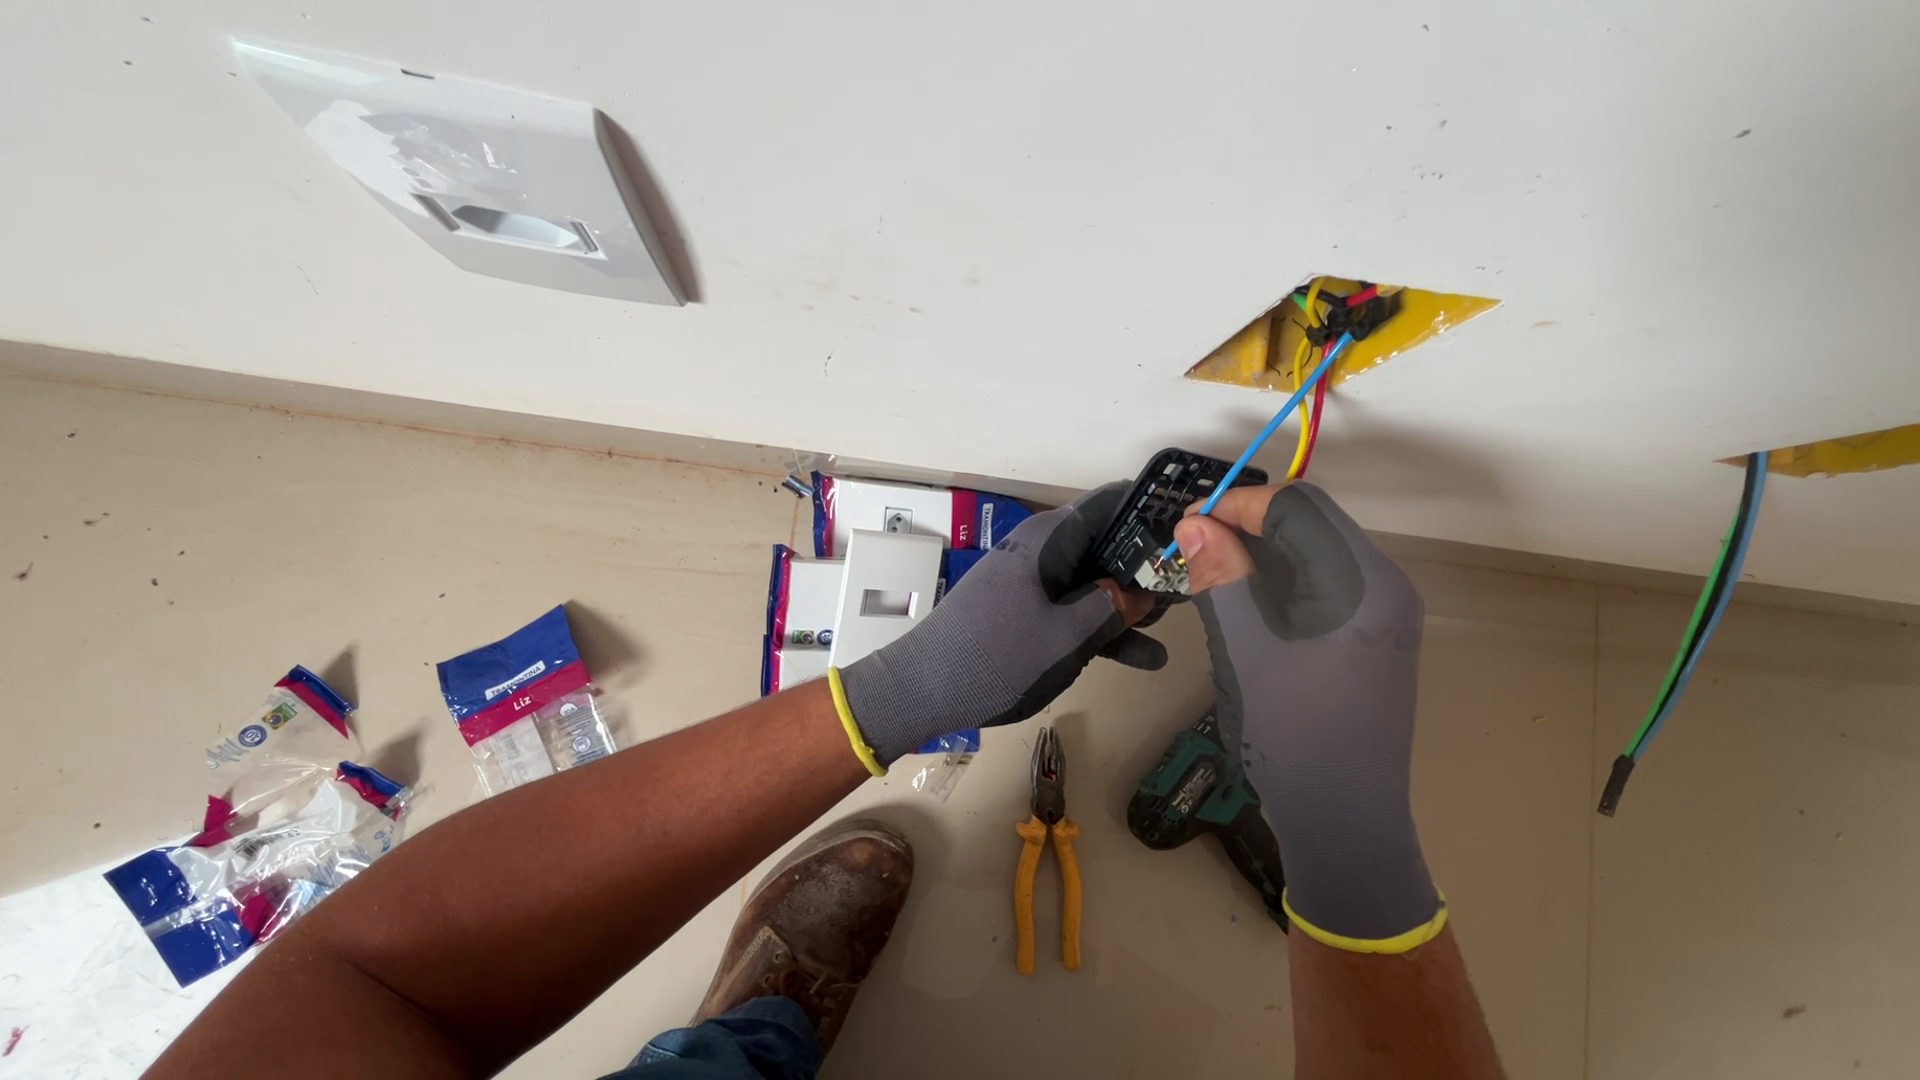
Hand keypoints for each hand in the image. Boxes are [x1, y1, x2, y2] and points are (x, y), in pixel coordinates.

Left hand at [838, 484, 1160, 763]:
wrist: (924, 690)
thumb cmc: (998, 656)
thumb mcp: (1066, 635)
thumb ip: (1111, 608)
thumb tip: (1142, 590)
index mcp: (1046, 540)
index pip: (1107, 505)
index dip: (1148, 510)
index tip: (1187, 524)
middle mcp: (1039, 553)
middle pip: (1104, 546)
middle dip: (1145, 566)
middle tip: (1189, 583)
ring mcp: (1030, 585)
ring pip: (1092, 583)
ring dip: (1129, 604)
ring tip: (1171, 623)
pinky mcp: (1024, 615)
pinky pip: (1072, 611)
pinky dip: (1102, 627)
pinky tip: (1143, 656)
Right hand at [1172, 482, 1443, 952]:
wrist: (1345, 820)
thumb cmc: (1293, 736)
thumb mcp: (1246, 652)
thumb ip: (1221, 579)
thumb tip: (1193, 523)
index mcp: (1364, 584)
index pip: (1299, 508)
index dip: (1239, 503)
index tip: (1187, 521)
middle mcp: (1384, 587)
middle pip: (1312, 524)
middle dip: (1247, 524)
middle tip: (1192, 546)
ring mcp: (1381, 614)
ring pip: (1314, 552)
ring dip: (1260, 551)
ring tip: (1209, 572)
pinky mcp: (1369, 637)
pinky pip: (1321, 584)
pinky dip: (1278, 580)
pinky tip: (1243, 600)